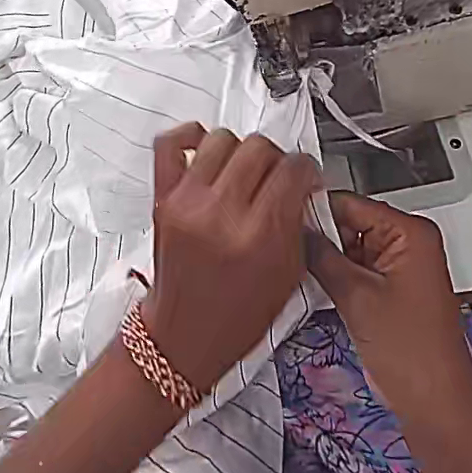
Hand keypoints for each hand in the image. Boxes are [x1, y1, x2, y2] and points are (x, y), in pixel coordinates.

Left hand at [142, 124, 319, 393]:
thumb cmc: (235, 315)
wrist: (184, 337)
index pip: (293, 169)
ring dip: (242, 151)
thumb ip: (299, 222)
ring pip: (224, 138)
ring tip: (245, 171)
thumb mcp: (288, 274)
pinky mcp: (164, 198)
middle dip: (278, 160)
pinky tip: (207, 149)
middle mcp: (221, 213)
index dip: (308, 170)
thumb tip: (302, 185)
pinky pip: (171, 143)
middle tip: (278, 178)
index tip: (307, 177)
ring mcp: (188, 202)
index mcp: (259, 236)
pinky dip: (191, 136)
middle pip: (261, 148)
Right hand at [304, 191, 471, 419]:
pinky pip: (358, 268)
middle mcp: (409, 241)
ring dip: (327, 259)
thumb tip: (298, 230)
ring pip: (351, 247)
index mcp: (410, 232)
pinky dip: (338, 276)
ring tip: (300, 271)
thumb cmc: (410, 350)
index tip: (283, 220)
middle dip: (321, 238)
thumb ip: (322, 256)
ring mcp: (400, 264)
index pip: (352, 203)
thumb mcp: (356, 295)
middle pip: (351, 222)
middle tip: (288, 251)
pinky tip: (317, 286)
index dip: (316, 210)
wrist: (434, 400)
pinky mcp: (392, 286)